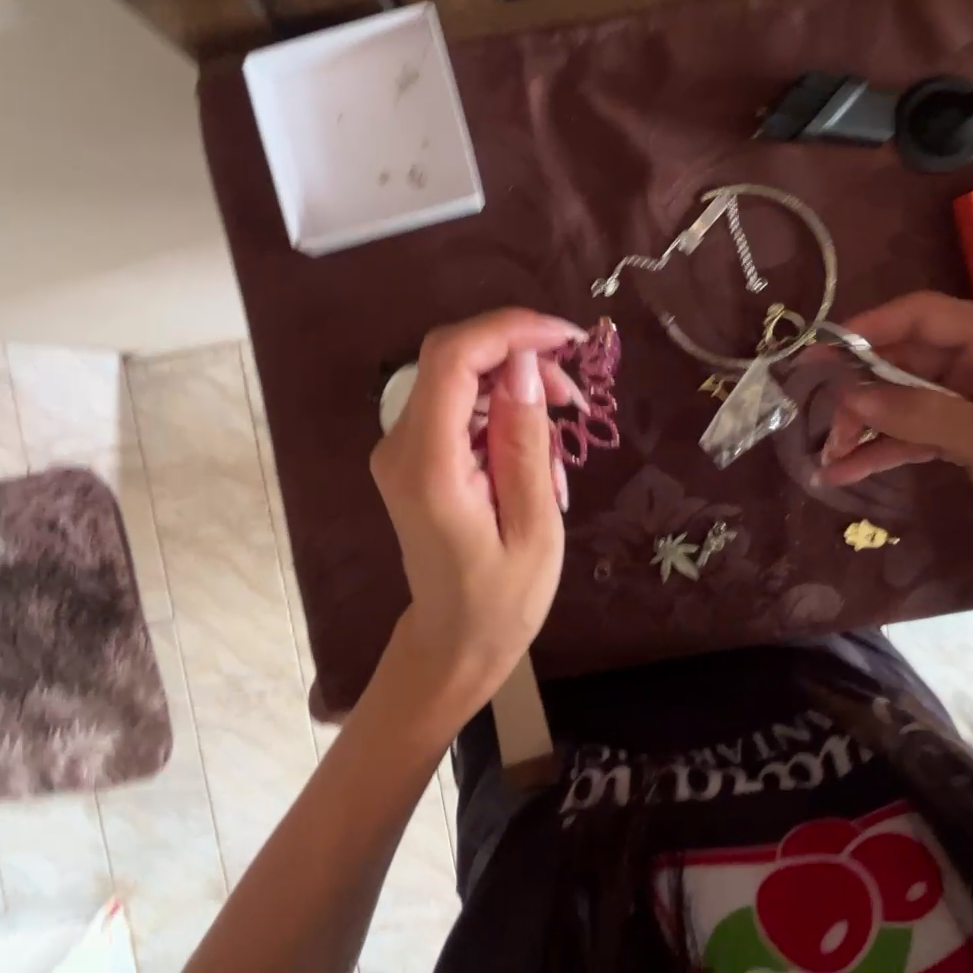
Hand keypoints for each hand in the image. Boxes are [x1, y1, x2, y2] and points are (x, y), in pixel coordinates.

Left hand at [369, 308, 581, 712]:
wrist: (454, 641)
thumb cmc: (503, 601)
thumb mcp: (534, 526)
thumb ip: (526, 442)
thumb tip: (524, 365)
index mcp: (428, 467)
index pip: (451, 360)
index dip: (508, 330)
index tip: (567, 339)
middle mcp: (399, 447)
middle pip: (452, 359)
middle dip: (518, 355)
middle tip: (572, 395)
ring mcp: (399, 450)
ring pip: (457, 376)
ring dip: (513, 382)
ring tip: (560, 428)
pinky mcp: (412, 455)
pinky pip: (457, 405)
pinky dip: (499, 407)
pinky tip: (533, 446)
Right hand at [811, 292, 972, 630]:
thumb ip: (923, 415)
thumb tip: (850, 396)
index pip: (925, 316)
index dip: (868, 329)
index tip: (819, 355)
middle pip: (906, 359)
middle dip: (859, 389)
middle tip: (818, 418)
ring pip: (903, 399)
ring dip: (865, 425)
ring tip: (828, 458)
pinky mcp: (971, 438)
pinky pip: (914, 433)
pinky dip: (882, 449)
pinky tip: (847, 472)